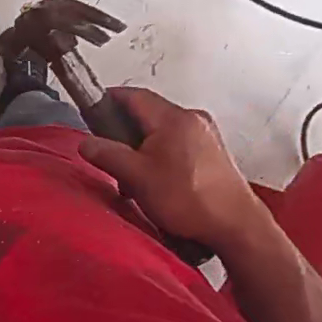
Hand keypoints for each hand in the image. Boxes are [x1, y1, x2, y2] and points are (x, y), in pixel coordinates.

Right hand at [77, 87, 269, 249]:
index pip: (134, 95)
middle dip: (126, 134)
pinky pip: (179, 145)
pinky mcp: (213, 152)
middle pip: (149, 114)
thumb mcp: (138, 177)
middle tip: (113, 158)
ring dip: (144, 150)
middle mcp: (193, 119)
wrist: (234, 225)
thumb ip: (108, 155)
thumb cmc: (189, 200)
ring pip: (163, 132)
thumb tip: (86, 143)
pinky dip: (162, 158)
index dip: (110, 100)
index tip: (94, 109)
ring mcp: (206, 135)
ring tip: (136, 181)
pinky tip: (158, 184)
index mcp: (174, 118)